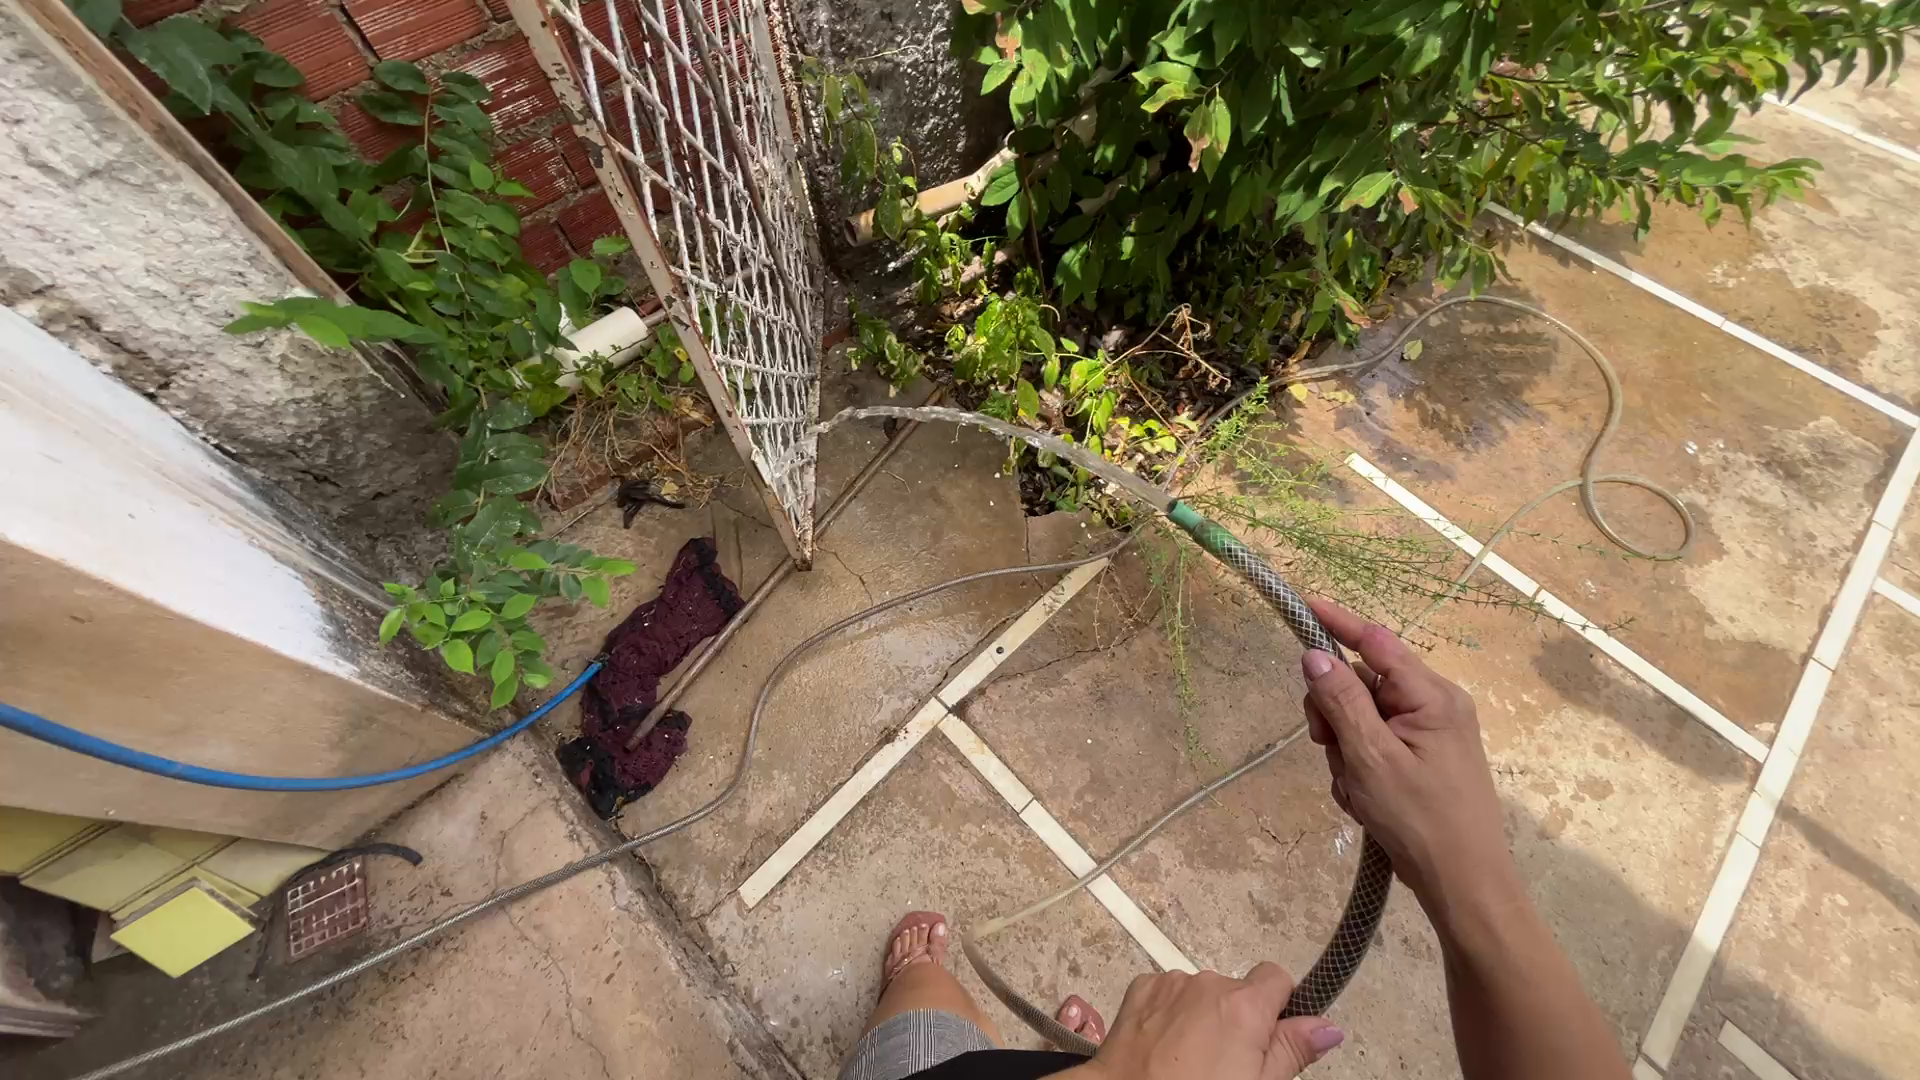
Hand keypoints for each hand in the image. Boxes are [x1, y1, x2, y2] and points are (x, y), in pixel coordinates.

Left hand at [1066, 963, 1342, 1079]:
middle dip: (1239, 1020)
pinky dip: (1172, 1013)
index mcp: (1243, 1005)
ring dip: (1204, 1018)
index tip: (1275, 1034)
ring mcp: (1170, 981)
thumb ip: (1293, 1050)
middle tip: (1230, 1066)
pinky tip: (1165, 1047)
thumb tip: (1329, 1025)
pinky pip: (1169, 993)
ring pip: (1201, 993)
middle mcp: (1207, 981)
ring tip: (1192, 1062)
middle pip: (1237, 991)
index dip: (1280, 1004)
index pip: (1276, 976)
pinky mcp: (1141, 987)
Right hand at [1299, 598, 1515, 914]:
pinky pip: (1369, 742)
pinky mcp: (1418, 756)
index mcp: (1431, 696)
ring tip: (1354, 785)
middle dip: (1333, 713)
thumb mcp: (1371, 756)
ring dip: (1343, 747)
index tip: (1301, 604)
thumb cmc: (1421, 818)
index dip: (1337, 622)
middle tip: (1328, 747)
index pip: (1375, 641)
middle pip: (1359, 682)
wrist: (1464, 886)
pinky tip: (1363, 797)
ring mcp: (1426, 732)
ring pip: (1357, 715)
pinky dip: (1355, 766)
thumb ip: (1341, 701)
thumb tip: (1314, 654)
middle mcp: (1432, 704)